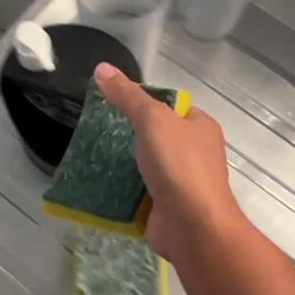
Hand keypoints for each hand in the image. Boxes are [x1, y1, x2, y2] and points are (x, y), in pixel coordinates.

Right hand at [94, 62, 241, 265]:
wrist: (192, 226)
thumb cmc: (179, 166)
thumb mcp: (152, 120)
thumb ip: (128, 96)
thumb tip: (102, 68)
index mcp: (201, 127)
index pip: (171, 107)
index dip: (146, 104)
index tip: (116, 105)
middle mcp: (196, 153)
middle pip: (159, 137)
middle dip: (132, 136)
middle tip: (100, 132)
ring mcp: (183, 182)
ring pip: (148, 166)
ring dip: (126, 165)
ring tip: (94, 156)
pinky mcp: (168, 206)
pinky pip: (142, 193)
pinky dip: (125, 191)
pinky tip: (102, 185)